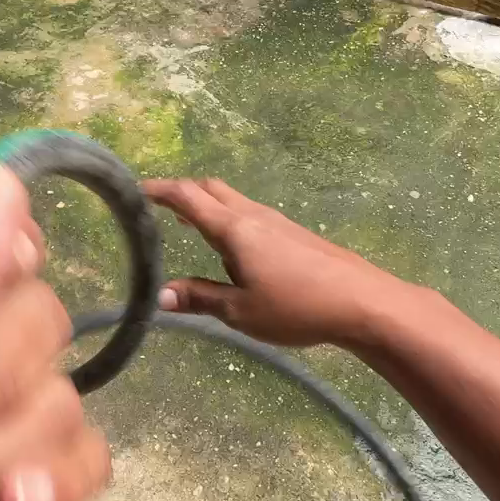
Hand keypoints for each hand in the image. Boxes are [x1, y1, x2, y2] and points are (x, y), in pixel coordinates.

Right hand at [145, 178, 409, 347]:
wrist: (364, 302)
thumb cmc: (296, 306)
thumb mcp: (240, 311)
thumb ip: (199, 299)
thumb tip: (160, 297)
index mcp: (234, 229)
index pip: (187, 197)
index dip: (159, 190)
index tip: (135, 189)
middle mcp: (253, 216)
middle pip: (211, 188)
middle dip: (182, 192)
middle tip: (159, 208)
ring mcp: (277, 221)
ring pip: (232, 200)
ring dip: (207, 206)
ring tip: (188, 228)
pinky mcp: (294, 233)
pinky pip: (250, 214)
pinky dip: (228, 219)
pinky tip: (231, 250)